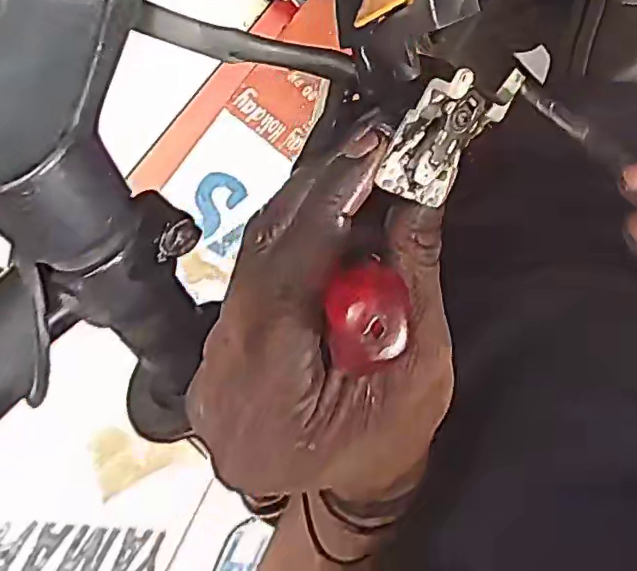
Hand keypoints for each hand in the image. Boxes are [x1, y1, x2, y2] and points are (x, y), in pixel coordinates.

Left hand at [188, 120, 453, 505]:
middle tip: (372, 150)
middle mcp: (224, 370)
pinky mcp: (228, 333)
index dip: (334, 201)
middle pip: (267, 245)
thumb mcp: (420, 365)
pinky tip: (338, 210)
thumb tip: (417, 200)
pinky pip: (262, 261)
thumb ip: (414, 276)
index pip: (289, 267)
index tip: (371, 155)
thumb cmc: (385, 447)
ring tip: (363, 173)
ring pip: (262, 246)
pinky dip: (303, 228)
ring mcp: (217, 351)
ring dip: (316, 202)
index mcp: (266, 394)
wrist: (349, 487)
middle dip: (326, 188)